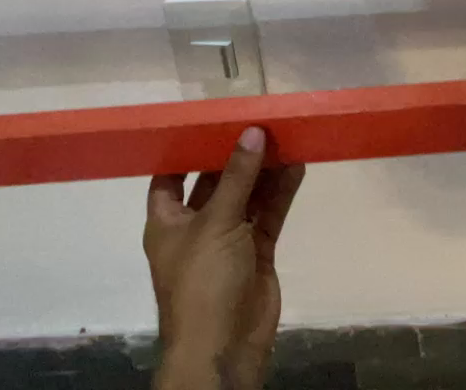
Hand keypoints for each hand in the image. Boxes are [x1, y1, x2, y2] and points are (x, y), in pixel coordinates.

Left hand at [145, 127, 304, 389]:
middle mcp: (196, 226)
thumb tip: (253, 130)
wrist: (224, 346)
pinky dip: (282, 190)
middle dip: (235, 154)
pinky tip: (297, 164)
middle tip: (258, 119)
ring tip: (285, 134)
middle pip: (215, 181)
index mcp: (168, 221)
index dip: (185, 149)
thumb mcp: (216, 221)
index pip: (170, 176)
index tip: (208, 119)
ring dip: (264, 170)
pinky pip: (269, 212)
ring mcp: (228, 238)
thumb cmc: (203, 281)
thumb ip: (238, 175)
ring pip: (248, 194)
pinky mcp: (256, 250)